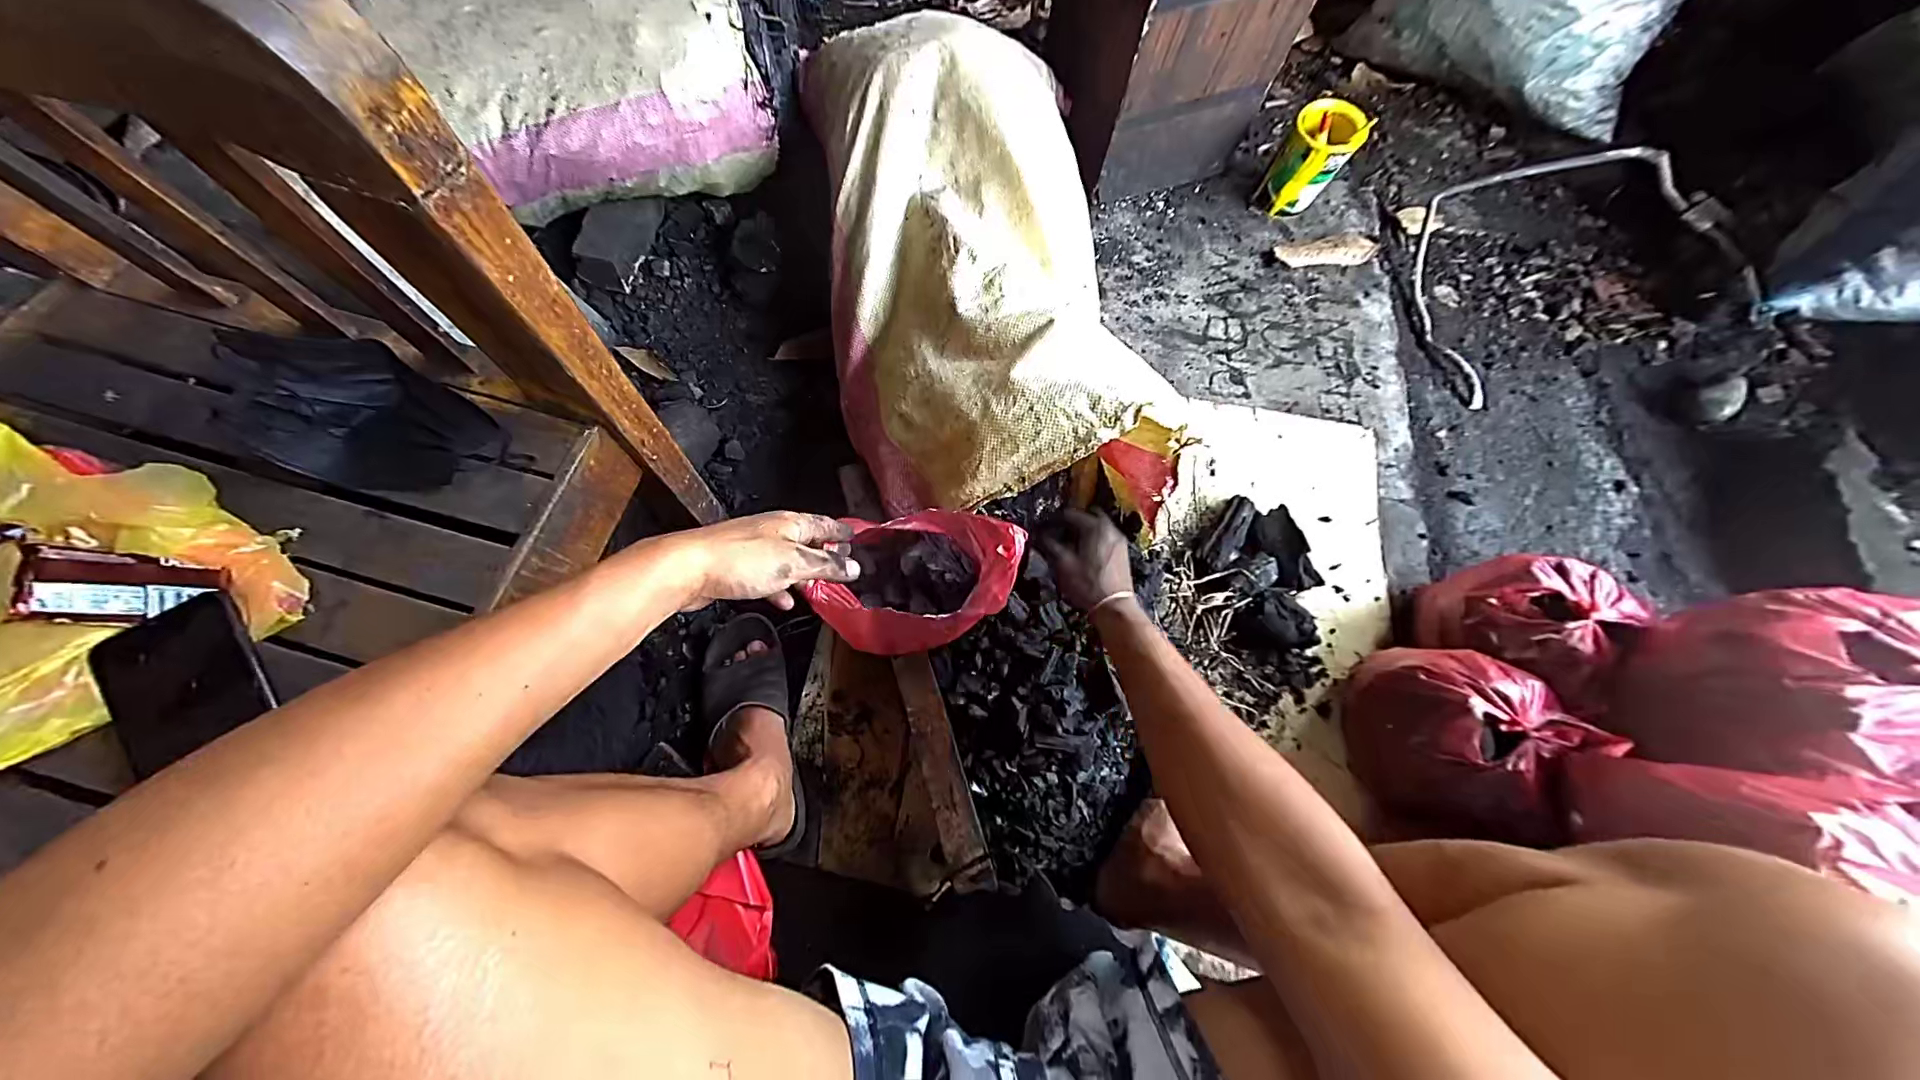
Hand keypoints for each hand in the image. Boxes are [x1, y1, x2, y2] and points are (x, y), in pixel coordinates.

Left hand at [659, 511, 858, 610]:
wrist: (688, 569)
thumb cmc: (738, 559)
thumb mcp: (793, 563)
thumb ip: (825, 565)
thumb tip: (853, 566)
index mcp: (790, 523)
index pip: (825, 524)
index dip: (842, 532)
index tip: (856, 538)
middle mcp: (772, 531)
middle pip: (807, 542)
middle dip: (825, 555)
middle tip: (843, 566)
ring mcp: (754, 549)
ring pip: (788, 561)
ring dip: (804, 575)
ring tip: (817, 588)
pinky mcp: (738, 568)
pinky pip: (767, 577)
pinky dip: (780, 588)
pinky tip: (784, 600)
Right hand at [1036, 509, 1132, 611]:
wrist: (1114, 606)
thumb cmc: (1087, 584)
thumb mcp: (1064, 564)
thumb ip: (1051, 545)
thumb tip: (1040, 535)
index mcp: (1095, 527)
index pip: (1072, 514)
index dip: (1056, 518)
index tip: (1046, 525)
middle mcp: (1110, 528)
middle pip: (1089, 515)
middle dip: (1074, 520)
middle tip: (1059, 529)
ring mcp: (1119, 540)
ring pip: (1099, 525)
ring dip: (1085, 528)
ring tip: (1070, 540)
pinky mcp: (1122, 551)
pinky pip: (1106, 535)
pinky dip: (1094, 537)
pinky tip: (1085, 550)